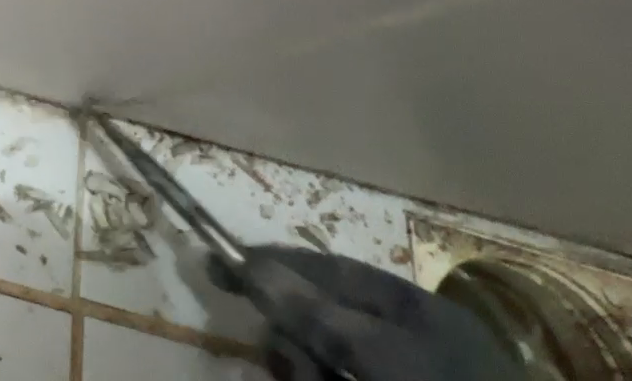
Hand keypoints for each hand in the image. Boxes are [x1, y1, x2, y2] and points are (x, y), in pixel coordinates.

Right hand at [212, 247, 519, 380]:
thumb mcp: (383, 353)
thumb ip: (317, 313)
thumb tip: (250, 265)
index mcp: (412, 307)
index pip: (327, 267)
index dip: (272, 262)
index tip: (219, 265)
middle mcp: (400, 338)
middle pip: (314, 314)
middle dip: (290, 335)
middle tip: (292, 366)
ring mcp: (390, 374)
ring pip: (315, 355)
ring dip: (298, 367)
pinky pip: (324, 377)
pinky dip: (308, 380)